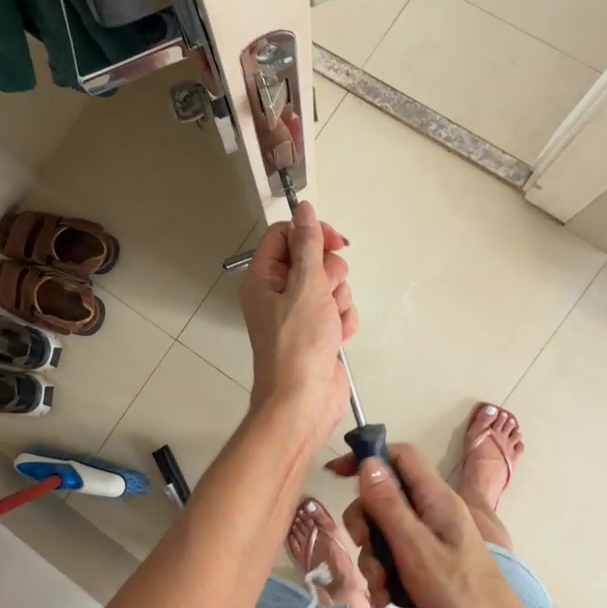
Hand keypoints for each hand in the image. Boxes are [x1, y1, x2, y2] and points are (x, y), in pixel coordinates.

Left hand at [239, 200, 357, 433]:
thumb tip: (304, 208)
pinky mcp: (319, 331)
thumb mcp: (305, 286)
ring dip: (339, 302)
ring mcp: (300, 314)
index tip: (335, 242)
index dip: (311, 233)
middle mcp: (279, 292)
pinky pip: (340, 311)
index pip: (285, 235)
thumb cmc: (298, 343)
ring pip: (332, 286)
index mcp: (263, 278)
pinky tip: (336, 339)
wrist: (304, 399)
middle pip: (315, 259)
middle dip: (330, 276)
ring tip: (329, 323)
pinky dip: (343, 323)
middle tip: (325, 295)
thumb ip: (308, 245)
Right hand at [337, 445, 540, 607]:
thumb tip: (367, 462)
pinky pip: (394, 559)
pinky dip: (385, 576)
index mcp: (437, 499)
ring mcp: (431, 541)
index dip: (368, 457)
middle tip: (363, 544)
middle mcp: (434, 514)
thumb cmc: (457, 595)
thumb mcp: (414, 547)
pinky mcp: (427, 567)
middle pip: (385, 496)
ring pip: (384, 532)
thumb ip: (389, 504)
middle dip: (365, 521)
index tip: (336, 474)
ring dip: (373, 557)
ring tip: (382, 586)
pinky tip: (387, 599)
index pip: (400, 456)